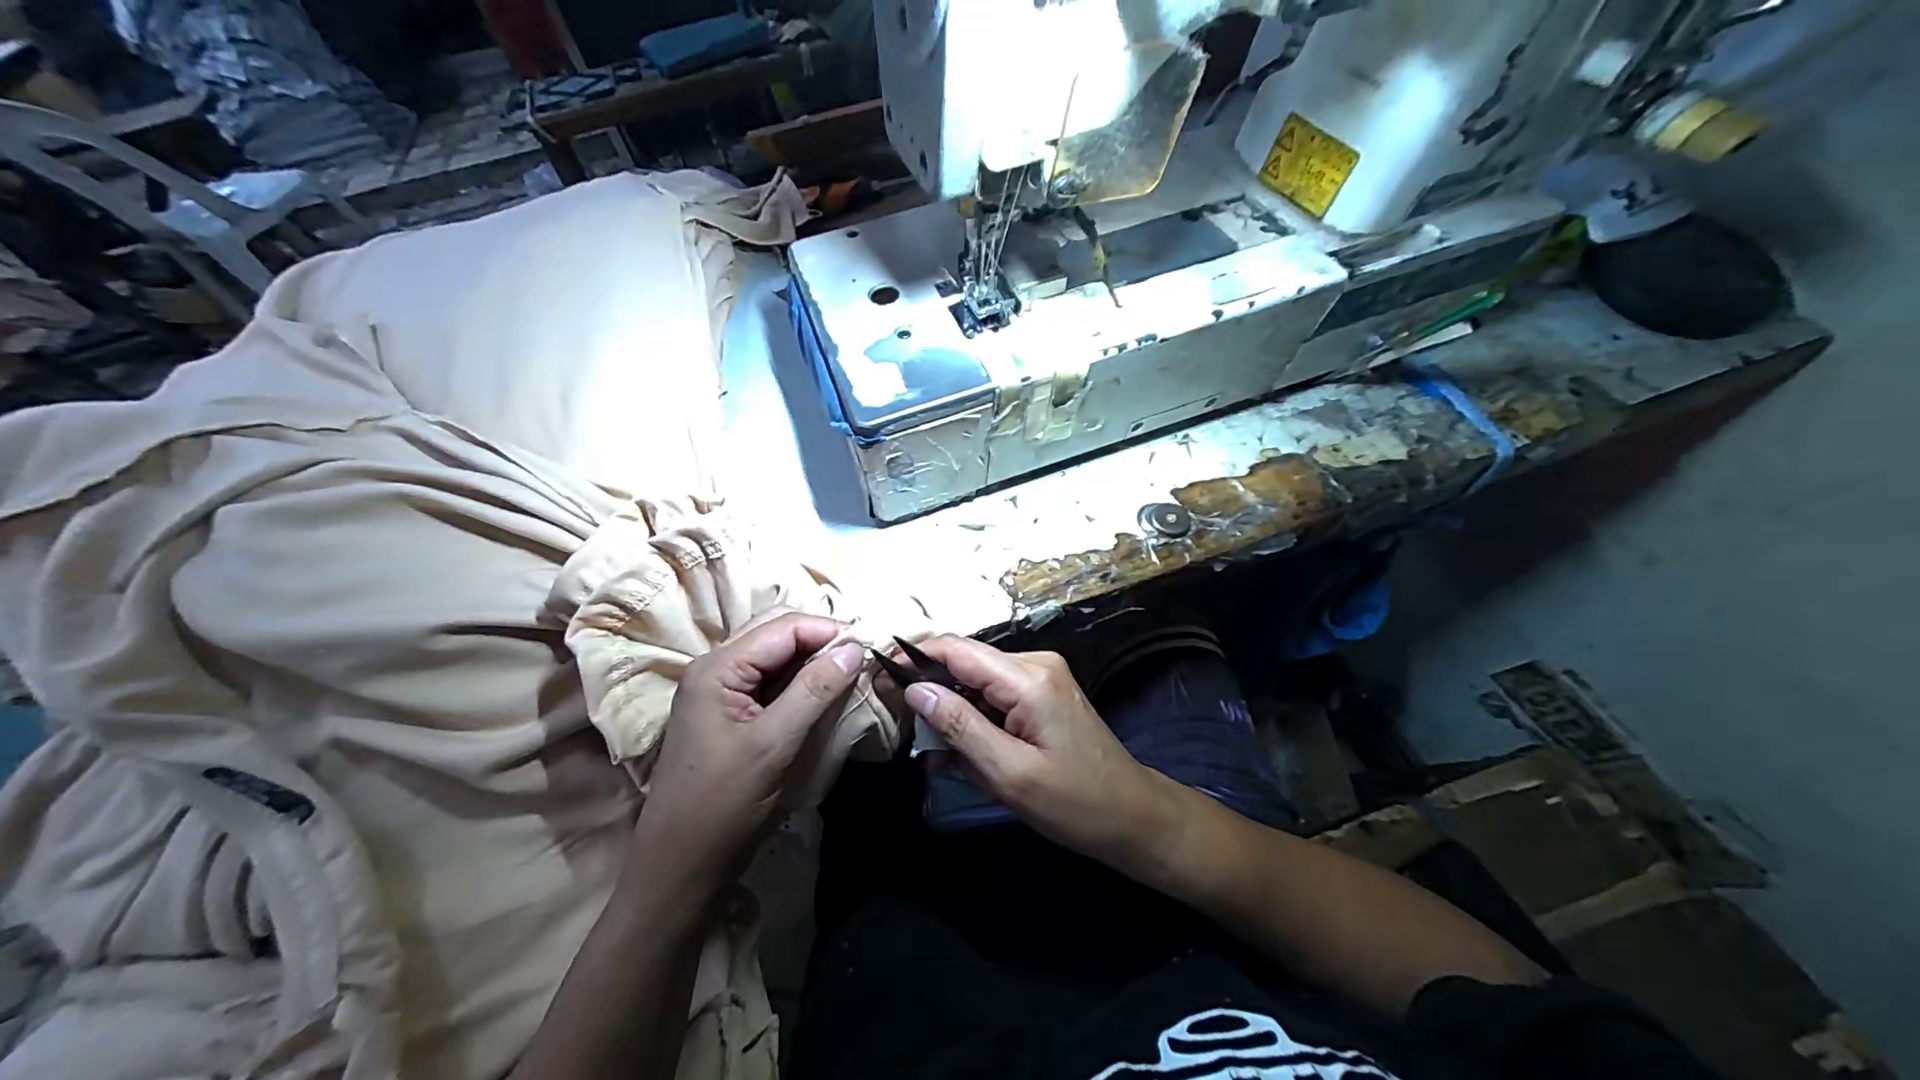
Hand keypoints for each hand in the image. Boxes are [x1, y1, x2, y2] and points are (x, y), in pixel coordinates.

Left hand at [638, 612, 865, 890]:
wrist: (681, 865)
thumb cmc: (723, 804)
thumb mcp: (774, 744)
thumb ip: (814, 691)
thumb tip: (855, 648)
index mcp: (718, 668)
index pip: (783, 626)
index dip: (828, 631)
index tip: (869, 647)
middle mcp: (715, 669)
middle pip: (778, 634)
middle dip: (822, 641)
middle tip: (862, 661)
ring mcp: (720, 691)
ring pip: (776, 657)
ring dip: (813, 662)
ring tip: (849, 676)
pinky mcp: (729, 713)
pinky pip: (771, 682)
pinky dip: (800, 683)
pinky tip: (823, 696)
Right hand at [902, 636, 1179, 868]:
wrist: (1133, 817)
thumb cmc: (1075, 803)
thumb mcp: (1008, 772)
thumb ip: (959, 726)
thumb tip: (915, 689)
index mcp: (1028, 677)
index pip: (957, 650)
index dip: (914, 656)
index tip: (878, 673)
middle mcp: (1035, 664)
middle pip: (965, 664)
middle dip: (930, 691)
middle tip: (900, 724)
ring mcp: (1042, 677)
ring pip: (977, 683)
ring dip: (952, 713)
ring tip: (934, 751)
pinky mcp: (1043, 694)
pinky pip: (995, 697)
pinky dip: (974, 721)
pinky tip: (963, 753)